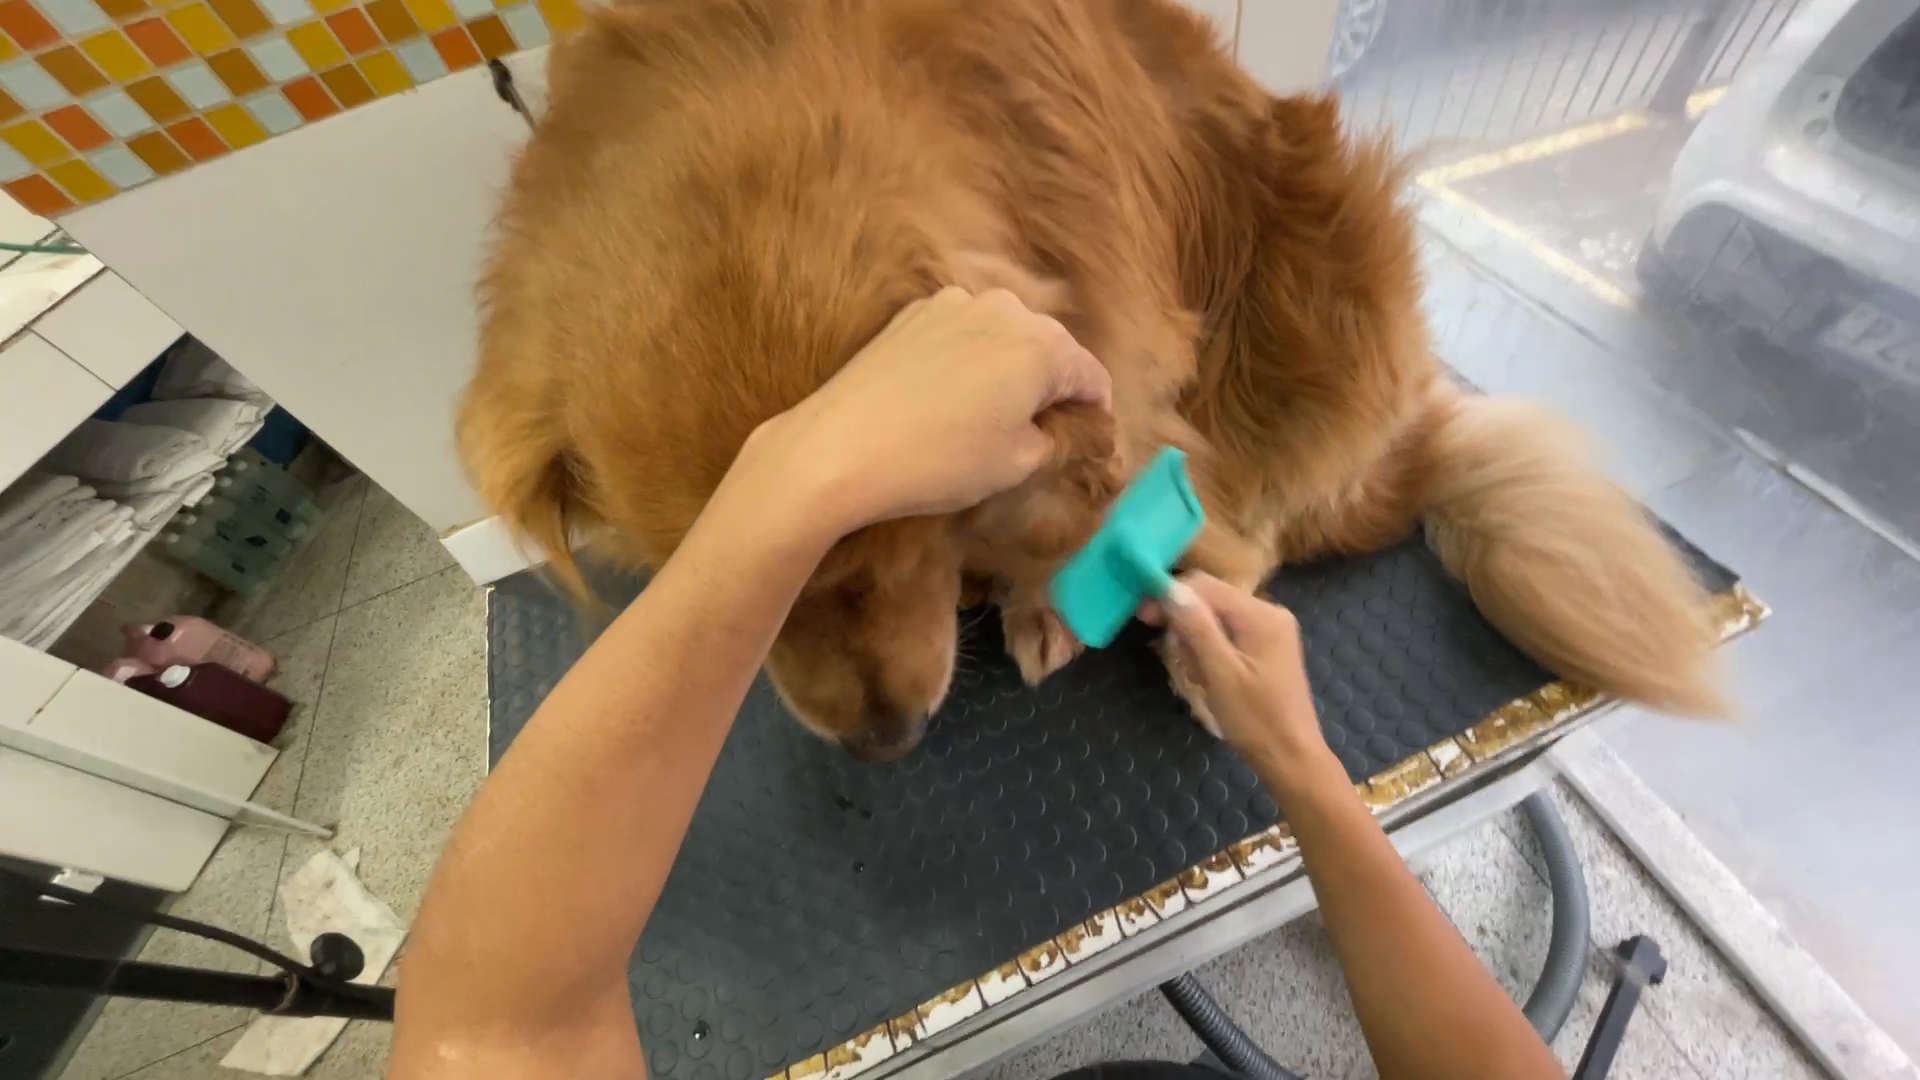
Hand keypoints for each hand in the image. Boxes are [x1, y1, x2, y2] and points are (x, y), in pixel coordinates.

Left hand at [745, 287, 1111, 531]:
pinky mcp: (913, 313)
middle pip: (1049, 348)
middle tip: (1040, 429)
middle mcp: (1004, 308)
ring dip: (1009, 369)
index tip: (1091, 436)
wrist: (840, 447)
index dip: (1097, 411)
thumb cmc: (941, 461)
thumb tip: (1053, 425)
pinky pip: (963, 335)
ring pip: (1003, 337)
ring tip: (991, 412)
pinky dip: (970, 360)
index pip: (1091, 376)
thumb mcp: (1016, 463)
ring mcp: (953, 304)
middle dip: (1053, 386)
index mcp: (1043, 344)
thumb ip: (1053, 437)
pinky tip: (949, 396)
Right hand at [1157, 573, 1343, 796]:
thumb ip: (1197, 627)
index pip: (1204, 586)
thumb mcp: (1220, 673)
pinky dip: (1208, 650)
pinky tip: (1206, 675)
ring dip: (1194, 641)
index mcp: (1261, 615)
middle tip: (1173, 656)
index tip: (1143, 617)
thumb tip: (1170, 588)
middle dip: (1184, 623)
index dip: (1169, 596)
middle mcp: (1268, 613)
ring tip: (1194, 674)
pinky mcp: (1264, 646)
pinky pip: (1225, 634)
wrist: (1291, 758)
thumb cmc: (1256, 719)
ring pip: (1214, 618)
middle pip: (1209, 599)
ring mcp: (1268, 630)